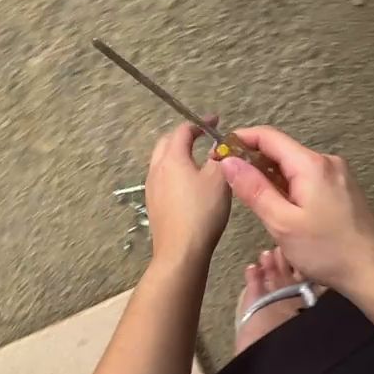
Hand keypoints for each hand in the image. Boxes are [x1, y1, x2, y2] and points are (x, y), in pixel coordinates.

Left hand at [144, 122, 230, 268]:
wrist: (180, 251)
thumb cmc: (201, 211)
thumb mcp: (219, 179)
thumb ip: (221, 158)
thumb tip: (220, 148)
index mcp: (172, 158)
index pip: (182, 130)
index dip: (200, 124)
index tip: (216, 122)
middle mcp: (156, 169)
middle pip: (167, 143)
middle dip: (184, 137)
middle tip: (203, 138)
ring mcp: (152, 188)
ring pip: (162, 161)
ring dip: (178, 154)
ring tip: (198, 159)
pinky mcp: (153, 204)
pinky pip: (163, 179)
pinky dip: (175, 172)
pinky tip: (189, 185)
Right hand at [220, 126, 373, 294]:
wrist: (373, 270)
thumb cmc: (326, 250)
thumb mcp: (282, 223)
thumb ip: (254, 189)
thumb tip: (228, 161)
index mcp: (311, 164)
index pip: (269, 136)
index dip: (241, 139)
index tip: (219, 152)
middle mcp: (327, 161)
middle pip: (283, 150)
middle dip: (255, 161)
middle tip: (233, 184)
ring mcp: (338, 175)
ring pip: (295, 166)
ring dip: (272, 177)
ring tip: (256, 202)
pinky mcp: (343, 189)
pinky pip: (309, 178)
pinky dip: (290, 186)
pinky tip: (283, 209)